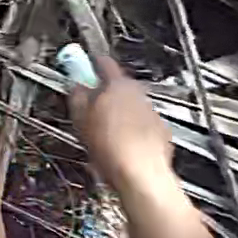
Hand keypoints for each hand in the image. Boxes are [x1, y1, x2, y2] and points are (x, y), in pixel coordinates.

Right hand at [68, 58, 174, 195]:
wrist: (141, 175)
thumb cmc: (110, 146)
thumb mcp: (80, 117)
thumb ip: (77, 95)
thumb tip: (76, 87)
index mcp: (118, 85)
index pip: (104, 63)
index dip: (90, 62)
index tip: (82, 64)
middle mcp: (139, 94)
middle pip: (117, 86)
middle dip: (102, 93)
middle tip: (87, 105)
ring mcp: (152, 112)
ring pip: (129, 105)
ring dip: (116, 112)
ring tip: (100, 130)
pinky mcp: (161, 131)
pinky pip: (140, 123)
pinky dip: (130, 128)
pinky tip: (117, 143)